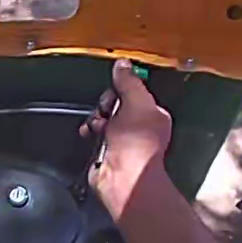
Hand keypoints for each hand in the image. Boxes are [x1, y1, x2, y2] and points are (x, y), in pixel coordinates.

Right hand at [82, 59, 172, 220]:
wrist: (122, 178)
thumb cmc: (136, 144)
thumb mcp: (136, 102)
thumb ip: (128, 82)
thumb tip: (122, 64)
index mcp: (153, 114)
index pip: (135, 92)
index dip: (123, 89)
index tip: (115, 90)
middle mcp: (138, 128)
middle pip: (116, 104)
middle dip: (107, 104)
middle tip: (106, 110)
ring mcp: (122, 141)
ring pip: (103, 118)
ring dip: (96, 118)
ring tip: (98, 126)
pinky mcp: (106, 151)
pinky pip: (94, 134)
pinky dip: (89, 131)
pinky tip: (89, 133)